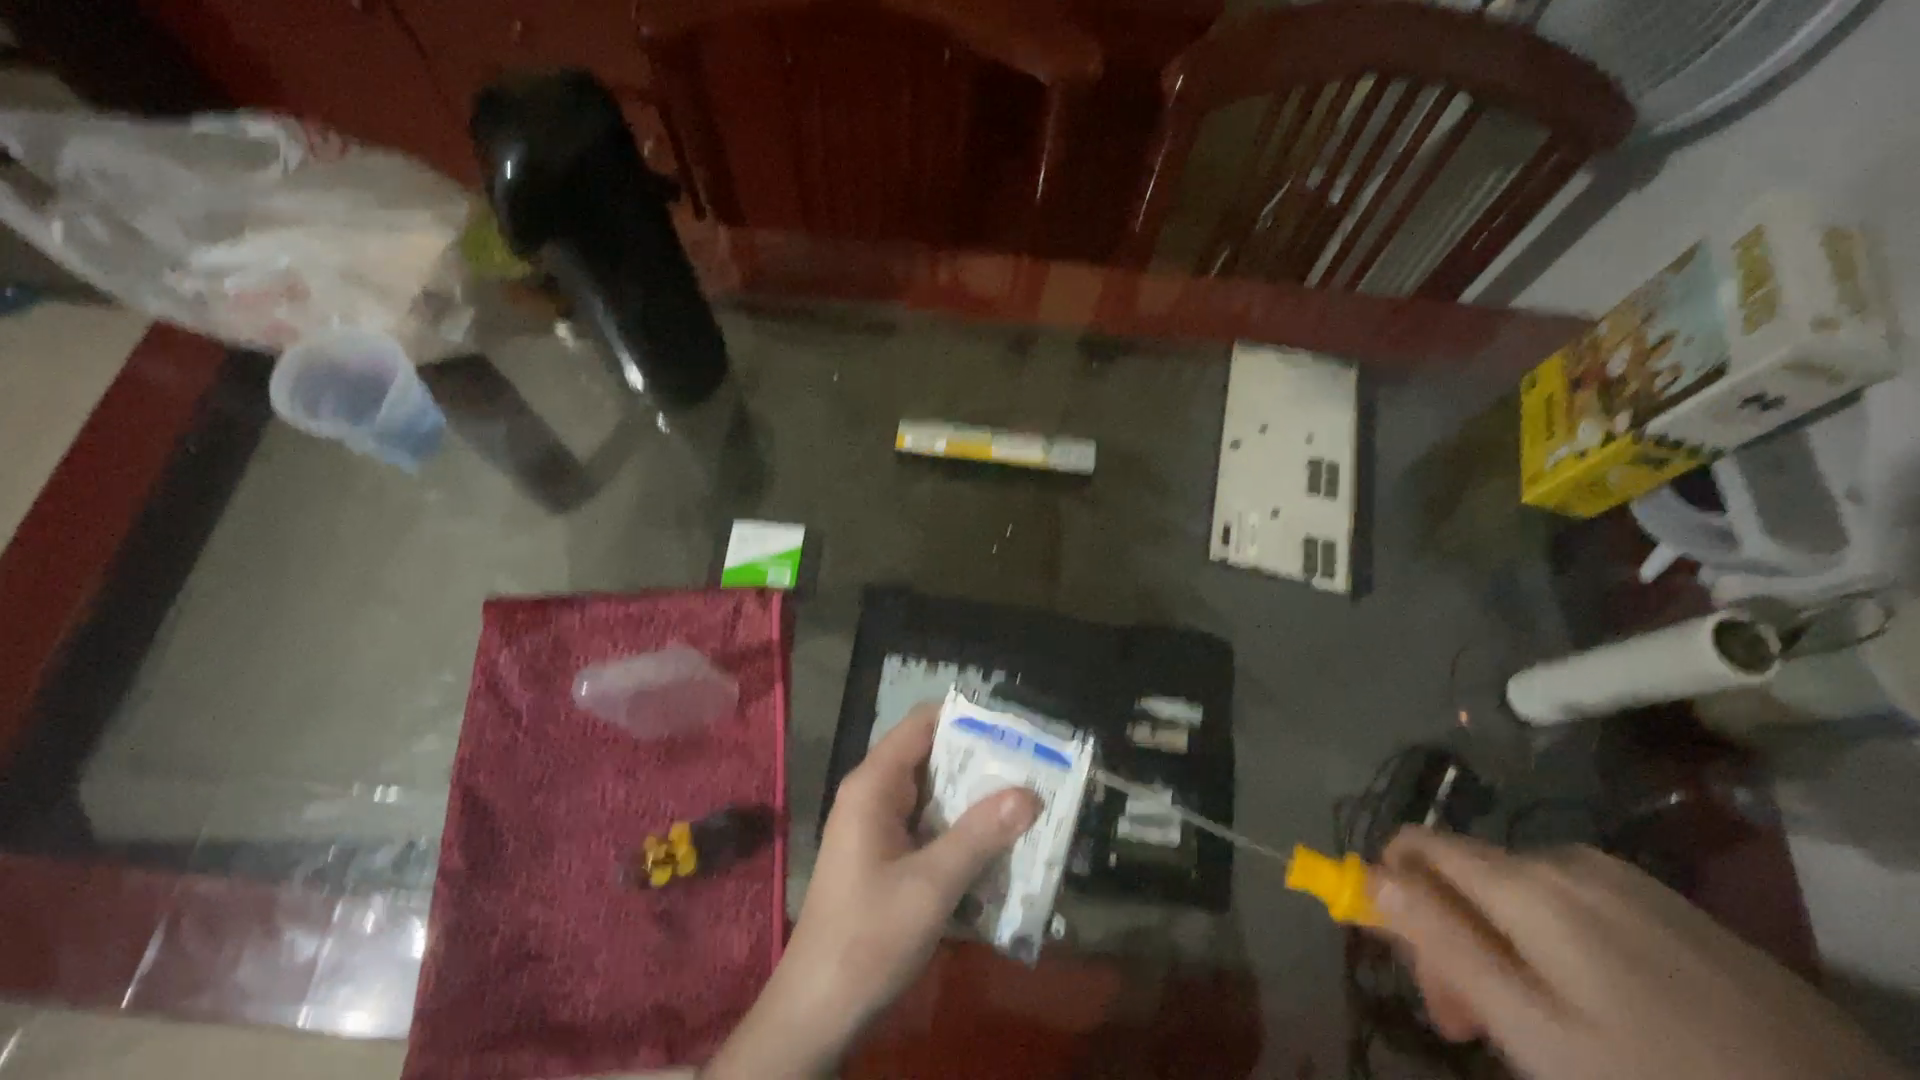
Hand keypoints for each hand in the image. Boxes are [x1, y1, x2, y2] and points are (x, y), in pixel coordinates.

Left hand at [702, 703, 1041, 1078]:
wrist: (820, 1007)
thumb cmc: (869, 937)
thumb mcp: (932, 885)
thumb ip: (980, 835)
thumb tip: (1030, 793)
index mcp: (874, 787)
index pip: (922, 725)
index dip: (968, 719)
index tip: (1018, 728)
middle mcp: (874, 798)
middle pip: (933, 759)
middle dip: (984, 763)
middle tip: (1040, 770)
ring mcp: (879, 830)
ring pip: (936, 799)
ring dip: (978, 802)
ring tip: (1034, 804)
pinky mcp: (887, 861)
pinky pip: (930, 832)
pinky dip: (964, 834)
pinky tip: (1003, 848)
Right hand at [1373, 827, 1902, 1079]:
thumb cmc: (1658, 1076)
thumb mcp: (1534, 1028)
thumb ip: (1444, 943)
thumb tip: (1370, 875)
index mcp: (1528, 884)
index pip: (1416, 844)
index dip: (1388, 890)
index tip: (1410, 965)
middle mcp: (1567, 859)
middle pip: (1464, 873)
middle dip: (1448, 935)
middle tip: (1472, 1025)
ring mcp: (1624, 878)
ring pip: (1516, 891)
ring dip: (1498, 944)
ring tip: (1537, 1023)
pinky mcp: (1666, 903)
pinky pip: (1572, 903)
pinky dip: (1550, 943)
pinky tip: (1594, 1008)